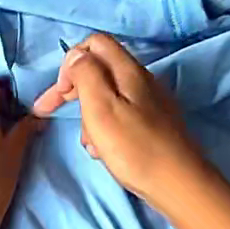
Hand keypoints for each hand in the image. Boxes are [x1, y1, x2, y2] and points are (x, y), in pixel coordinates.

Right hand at [32, 33, 208, 202]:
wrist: (178, 184)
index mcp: (128, 71)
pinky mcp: (153, 123)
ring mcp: (150, 102)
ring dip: (88, 115)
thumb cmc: (134, 147)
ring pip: (107, 96)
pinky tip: (104, 150)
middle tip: (51, 113)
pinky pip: (120, 115)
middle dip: (73, 90)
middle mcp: (141, 80)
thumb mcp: (101, 107)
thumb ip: (85, 75)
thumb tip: (76, 56)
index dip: (70, 62)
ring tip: (89, 143)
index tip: (60, 93)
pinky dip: (104, 128)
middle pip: (98, 69)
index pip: (94, 44)